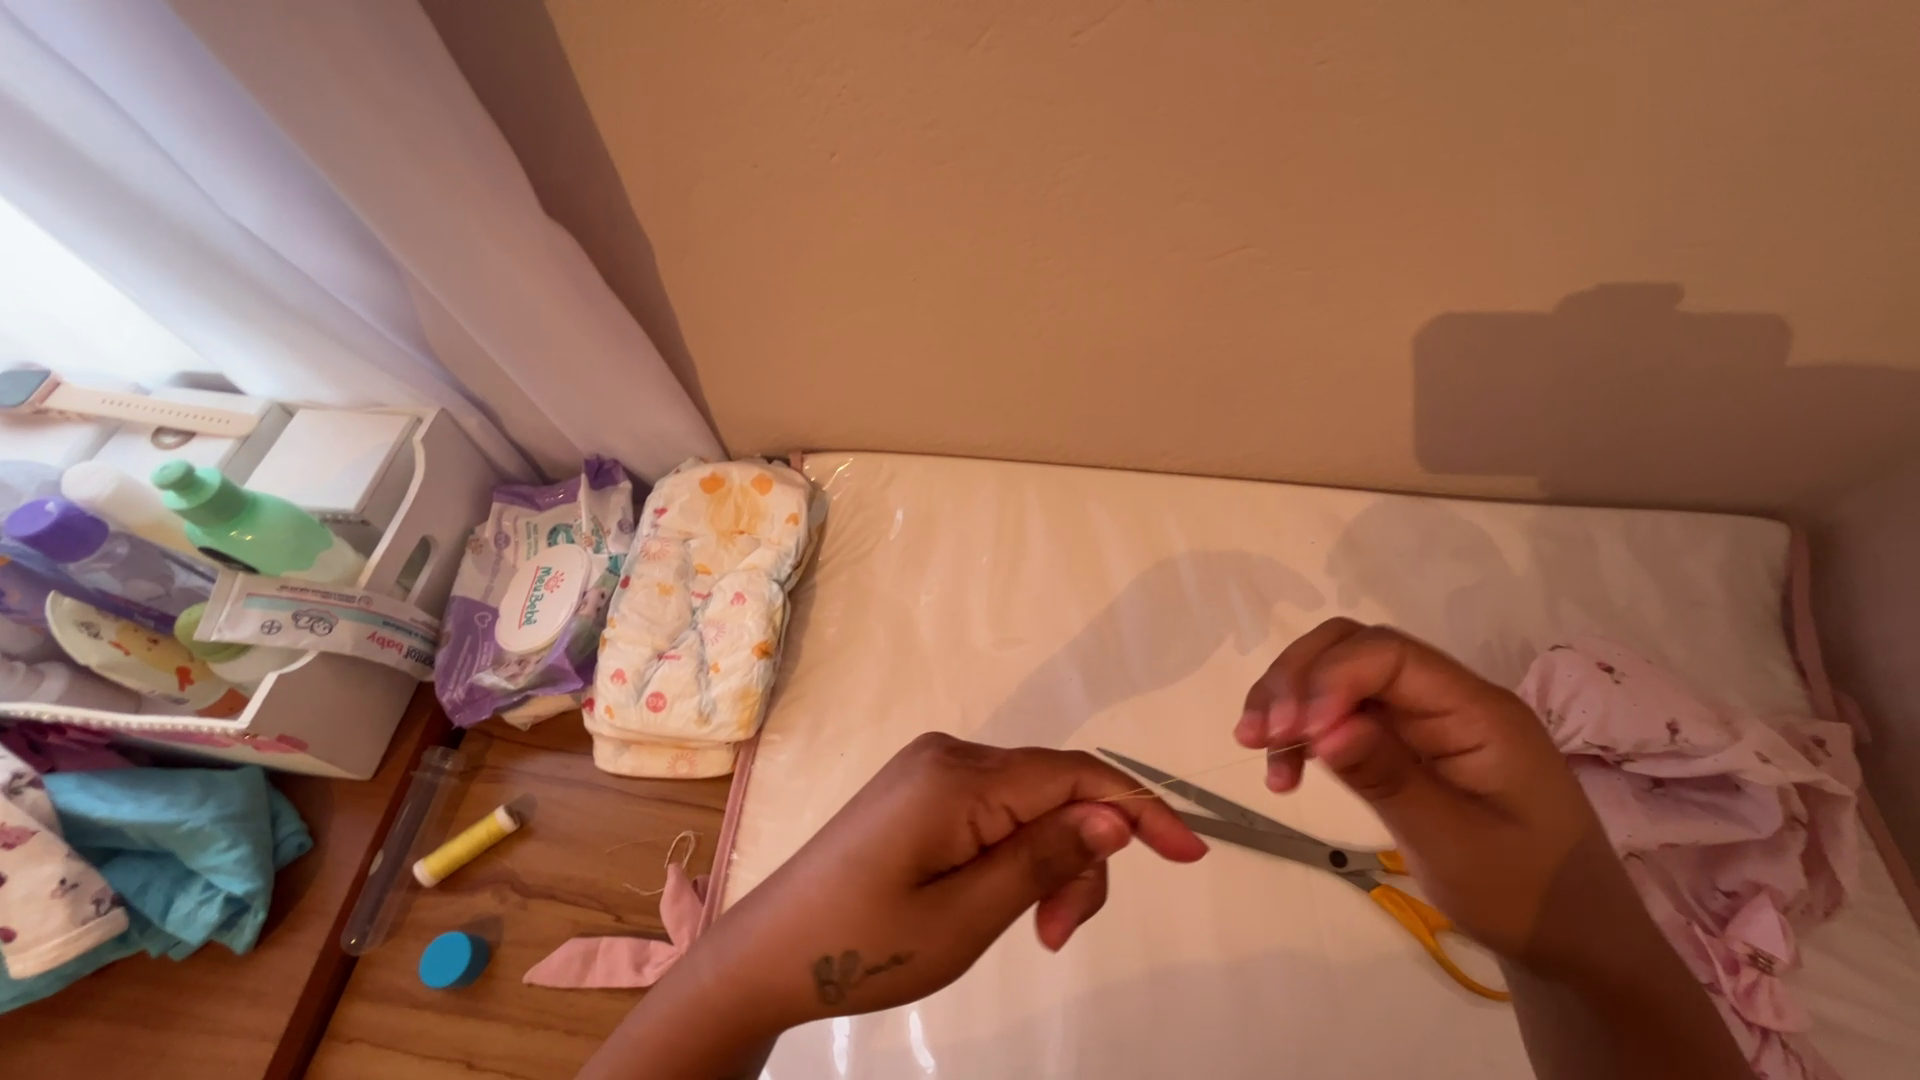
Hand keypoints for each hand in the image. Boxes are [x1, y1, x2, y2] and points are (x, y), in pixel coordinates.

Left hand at [590, 734, 1207, 1075]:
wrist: (772, 951)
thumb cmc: (866, 944)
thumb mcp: (968, 915)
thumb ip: (1046, 857)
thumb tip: (1117, 812)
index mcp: (961, 777)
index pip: (1076, 775)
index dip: (1140, 807)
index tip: (1190, 853)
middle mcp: (950, 754)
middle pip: (1054, 790)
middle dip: (1080, 858)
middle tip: (1060, 937)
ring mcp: (931, 768)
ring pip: (1028, 802)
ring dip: (1049, 861)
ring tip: (1035, 930)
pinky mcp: (920, 788)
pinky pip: (995, 808)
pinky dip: (1017, 851)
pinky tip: (1003, 896)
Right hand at [1232, 618, 1617, 974]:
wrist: (1570, 940)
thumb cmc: (1525, 895)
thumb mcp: (1453, 844)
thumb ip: (1388, 777)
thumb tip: (1323, 728)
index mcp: (1477, 710)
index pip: (1389, 655)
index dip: (1329, 679)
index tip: (1293, 732)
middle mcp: (1448, 698)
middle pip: (1353, 648)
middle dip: (1296, 680)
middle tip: (1257, 733)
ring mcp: (1424, 718)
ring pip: (1337, 675)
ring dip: (1289, 701)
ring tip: (1256, 748)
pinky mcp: (1405, 741)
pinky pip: (1341, 715)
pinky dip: (1303, 733)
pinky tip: (1283, 771)